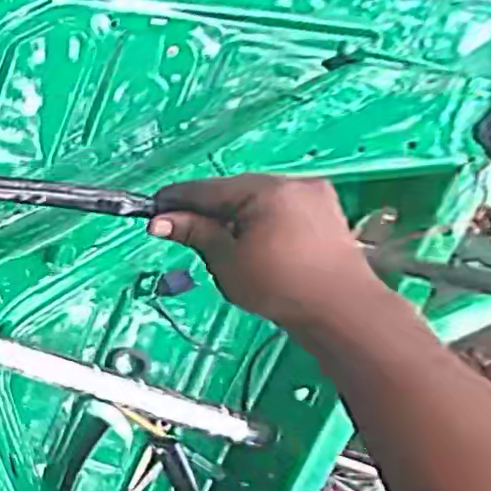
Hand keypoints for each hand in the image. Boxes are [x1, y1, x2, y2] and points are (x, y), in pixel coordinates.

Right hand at [147, 175, 389, 331]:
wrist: (338, 307)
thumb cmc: (274, 283)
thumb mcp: (224, 259)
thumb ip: (195, 232)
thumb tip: (159, 221)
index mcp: (265, 191)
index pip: (207, 189)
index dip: (175, 200)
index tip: (151, 212)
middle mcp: (291, 184)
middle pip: (233, 191)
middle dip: (204, 208)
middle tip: (179, 229)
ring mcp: (313, 195)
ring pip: (256, 199)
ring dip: (229, 214)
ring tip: (211, 239)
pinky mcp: (324, 211)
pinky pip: (276, 207)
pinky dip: (253, 218)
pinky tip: (244, 239)